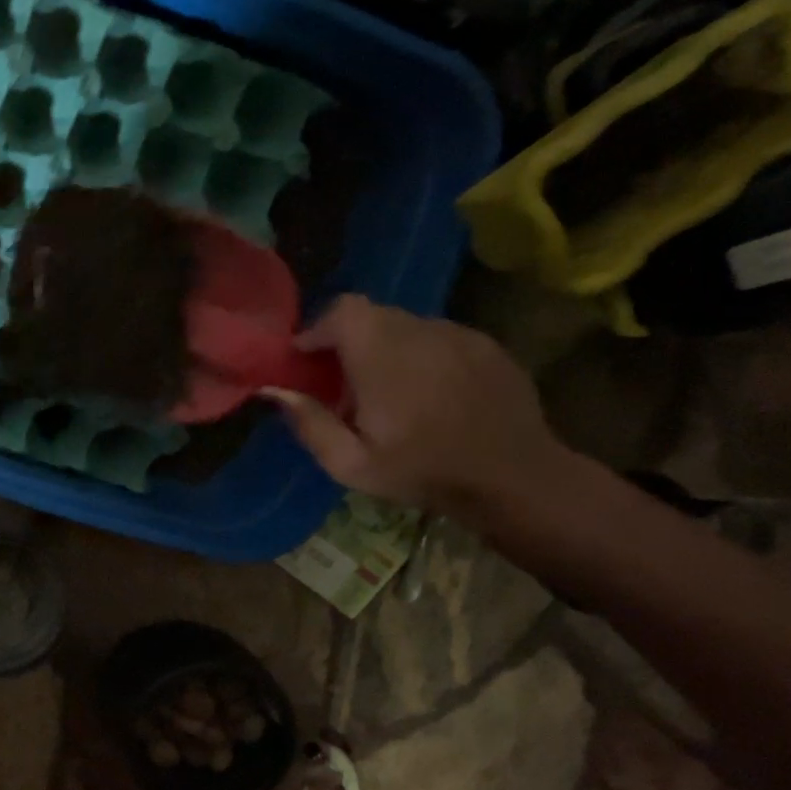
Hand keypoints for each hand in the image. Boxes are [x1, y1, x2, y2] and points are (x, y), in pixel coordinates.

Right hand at [264, 294, 567, 515]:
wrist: (515, 478)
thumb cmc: (423, 471)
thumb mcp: (350, 462)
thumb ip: (309, 422)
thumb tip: (275, 390)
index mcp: (383, 354)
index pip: (342, 310)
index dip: (318, 329)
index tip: (306, 361)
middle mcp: (422, 331)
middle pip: (372, 315)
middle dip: (348, 341)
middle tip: (340, 382)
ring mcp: (460, 336)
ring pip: (406, 326)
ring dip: (385, 349)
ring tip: (384, 391)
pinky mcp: (487, 347)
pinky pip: (439, 339)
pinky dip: (420, 356)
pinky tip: (426, 395)